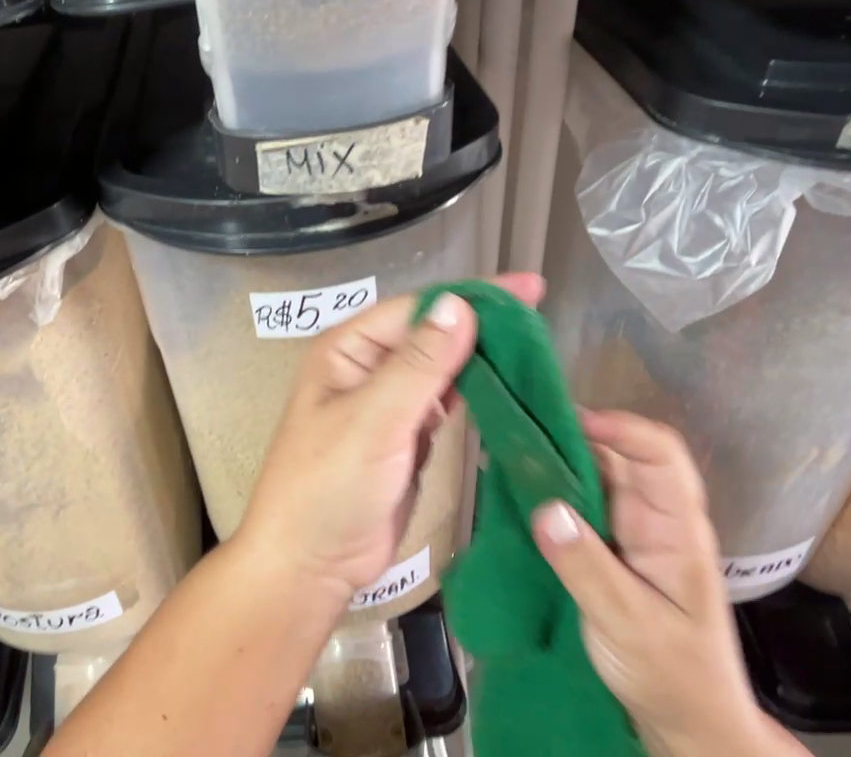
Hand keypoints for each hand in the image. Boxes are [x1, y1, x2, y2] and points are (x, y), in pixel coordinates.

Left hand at [235, 273, 544, 601]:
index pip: (417, 309)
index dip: (472, 296)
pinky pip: (444, 404)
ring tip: (533, 347)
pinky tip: (506, 389)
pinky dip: (473, 395)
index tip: (530, 288)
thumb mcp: (374, 420)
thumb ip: (419, 365)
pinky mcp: (404, 438)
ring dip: (480, 358)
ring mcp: (386, 404)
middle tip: (540, 314)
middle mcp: (365, 368)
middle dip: (481, 324)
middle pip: (431, 334)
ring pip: (441, 369)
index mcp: (347, 350)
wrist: (309, 563)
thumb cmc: (329, 486)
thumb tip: (460, 305)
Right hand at [534, 410, 804, 756]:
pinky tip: (512, 486)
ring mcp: (627, 533)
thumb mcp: (630, 625)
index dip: (619, 427)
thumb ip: (588, 568)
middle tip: (517, 426)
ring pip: (593, 476)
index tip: (566, 420)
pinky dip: (546, 488)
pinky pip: (574, 504)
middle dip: (572, 433)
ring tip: (506, 448)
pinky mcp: (603, 549)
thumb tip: (544, 507)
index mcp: (676, 528)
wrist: (686, 725)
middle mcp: (652, 518)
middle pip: (618, 455)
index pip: (660, 455)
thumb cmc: (673, 675)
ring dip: (554, 459)